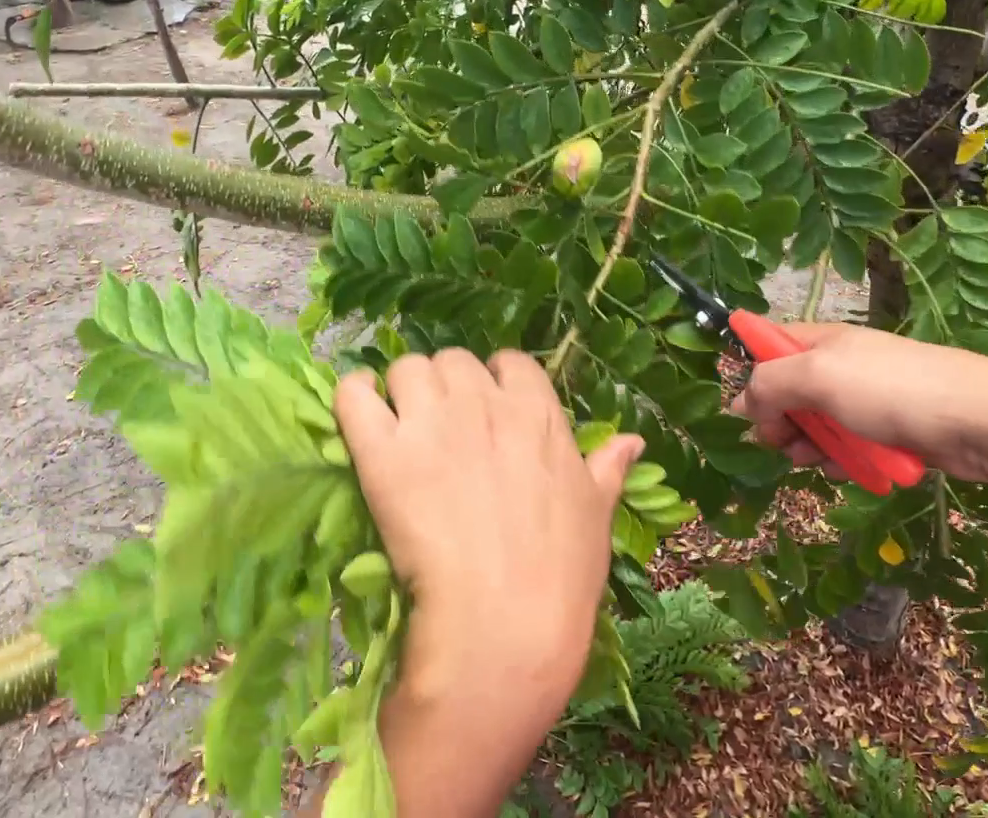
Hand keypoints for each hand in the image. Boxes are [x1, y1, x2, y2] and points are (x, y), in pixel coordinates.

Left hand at [333, 349, 643, 686]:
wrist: (505, 625)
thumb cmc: (562, 576)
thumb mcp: (597, 513)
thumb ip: (608, 467)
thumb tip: (632, 440)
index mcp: (539, 411)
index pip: (510, 363)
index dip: (495, 382)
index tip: (489, 411)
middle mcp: (484, 402)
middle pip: (453, 361)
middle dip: (447, 385)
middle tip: (441, 427)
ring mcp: (432, 423)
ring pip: (407, 369)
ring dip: (404, 390)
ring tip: (400, 423)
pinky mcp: (382, 453)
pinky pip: (354, 396)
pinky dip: (355, 396)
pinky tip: (360, 412)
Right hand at [728, 323, 987, 489]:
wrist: (979, 422)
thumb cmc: (892, 390)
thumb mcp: (817, 376)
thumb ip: (768, 384)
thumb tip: (741, 404)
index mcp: (820, 342)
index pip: (768, 345)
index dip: (752, 374)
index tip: (749, 408)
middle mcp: (838, 366)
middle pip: (786, 394)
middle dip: (781, 423)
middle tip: (786, 442)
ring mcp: (864, 401)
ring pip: (815, 427)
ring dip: (812, 448)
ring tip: (823, 461)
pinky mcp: (886, 432)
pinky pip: (848, 448)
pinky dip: (845, 462)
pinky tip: (853, 471)